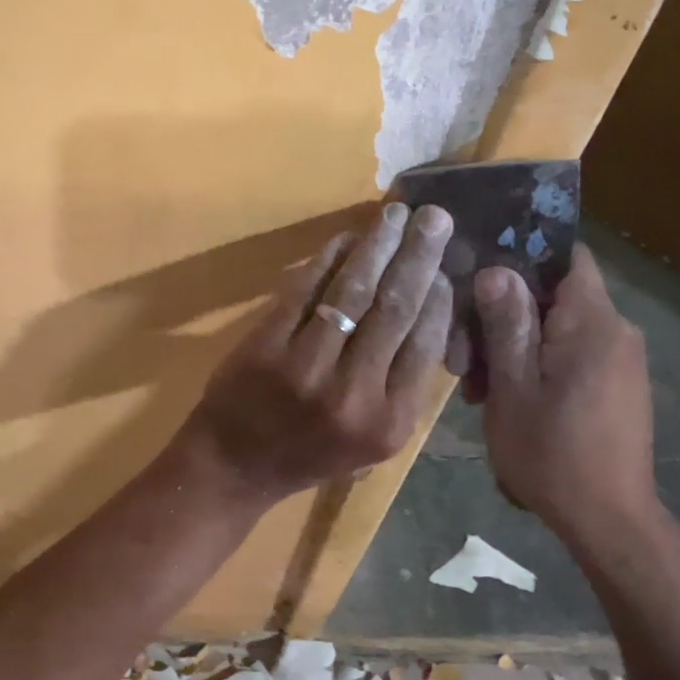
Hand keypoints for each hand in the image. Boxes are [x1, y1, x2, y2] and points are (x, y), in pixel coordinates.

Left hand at [171, 203, 456, 503]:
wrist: (236, 464)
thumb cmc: (313, 453)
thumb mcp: (375, 438)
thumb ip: (404, 381)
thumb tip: (428, 305)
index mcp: (391, 421)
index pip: (426, 343)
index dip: (437, 295)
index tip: (443, 262)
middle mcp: (354, 394)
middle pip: (395, 308)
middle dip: (418, 256)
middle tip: (435, 217)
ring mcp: (307, 367)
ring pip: (353, 292)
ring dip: (377, 247)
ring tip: (394, 215)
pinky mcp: (267, 345)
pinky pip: (305, 290)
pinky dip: (327, 259)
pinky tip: (346, 238)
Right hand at [470, 245, 658, 539]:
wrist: (608, 523)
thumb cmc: (553, 453)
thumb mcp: (512, 387)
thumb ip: (506, 323)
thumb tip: (495, 269)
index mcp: (592, 322)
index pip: (565, 253)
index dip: (521, 252)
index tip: (477, 271)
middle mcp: (615, 330)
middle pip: (552, 293)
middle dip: (503, 313)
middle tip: (463, 357)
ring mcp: (620, 359)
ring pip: (556, 325)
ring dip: (513, 344)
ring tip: (479, 388)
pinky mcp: (617, 384)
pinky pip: (570, 351)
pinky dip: (535, 362)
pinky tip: (507, 398)